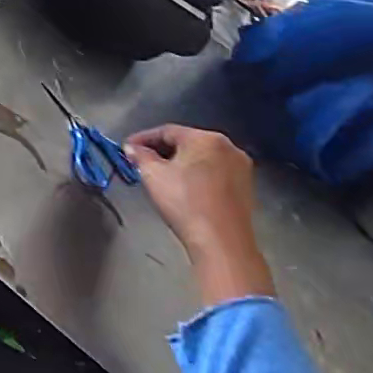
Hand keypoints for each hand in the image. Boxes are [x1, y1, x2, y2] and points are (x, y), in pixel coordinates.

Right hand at [125, 125, 274, 304]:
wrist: (222, 241)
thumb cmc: (185, 202)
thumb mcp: (153, 176)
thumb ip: (140, 156)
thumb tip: (131, 148)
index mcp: (206, 138)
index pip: (168, 131)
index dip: (143, 138)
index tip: (126, 147)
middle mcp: (228, 147)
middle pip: (187, 142)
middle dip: (162, 150)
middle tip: (141, 161)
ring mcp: (241, 167)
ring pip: (203, 158)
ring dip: (180, 163)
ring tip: (160, 175)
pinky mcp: (245, 187)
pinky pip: (215, 173)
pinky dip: (197, 175)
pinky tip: (184, 188)